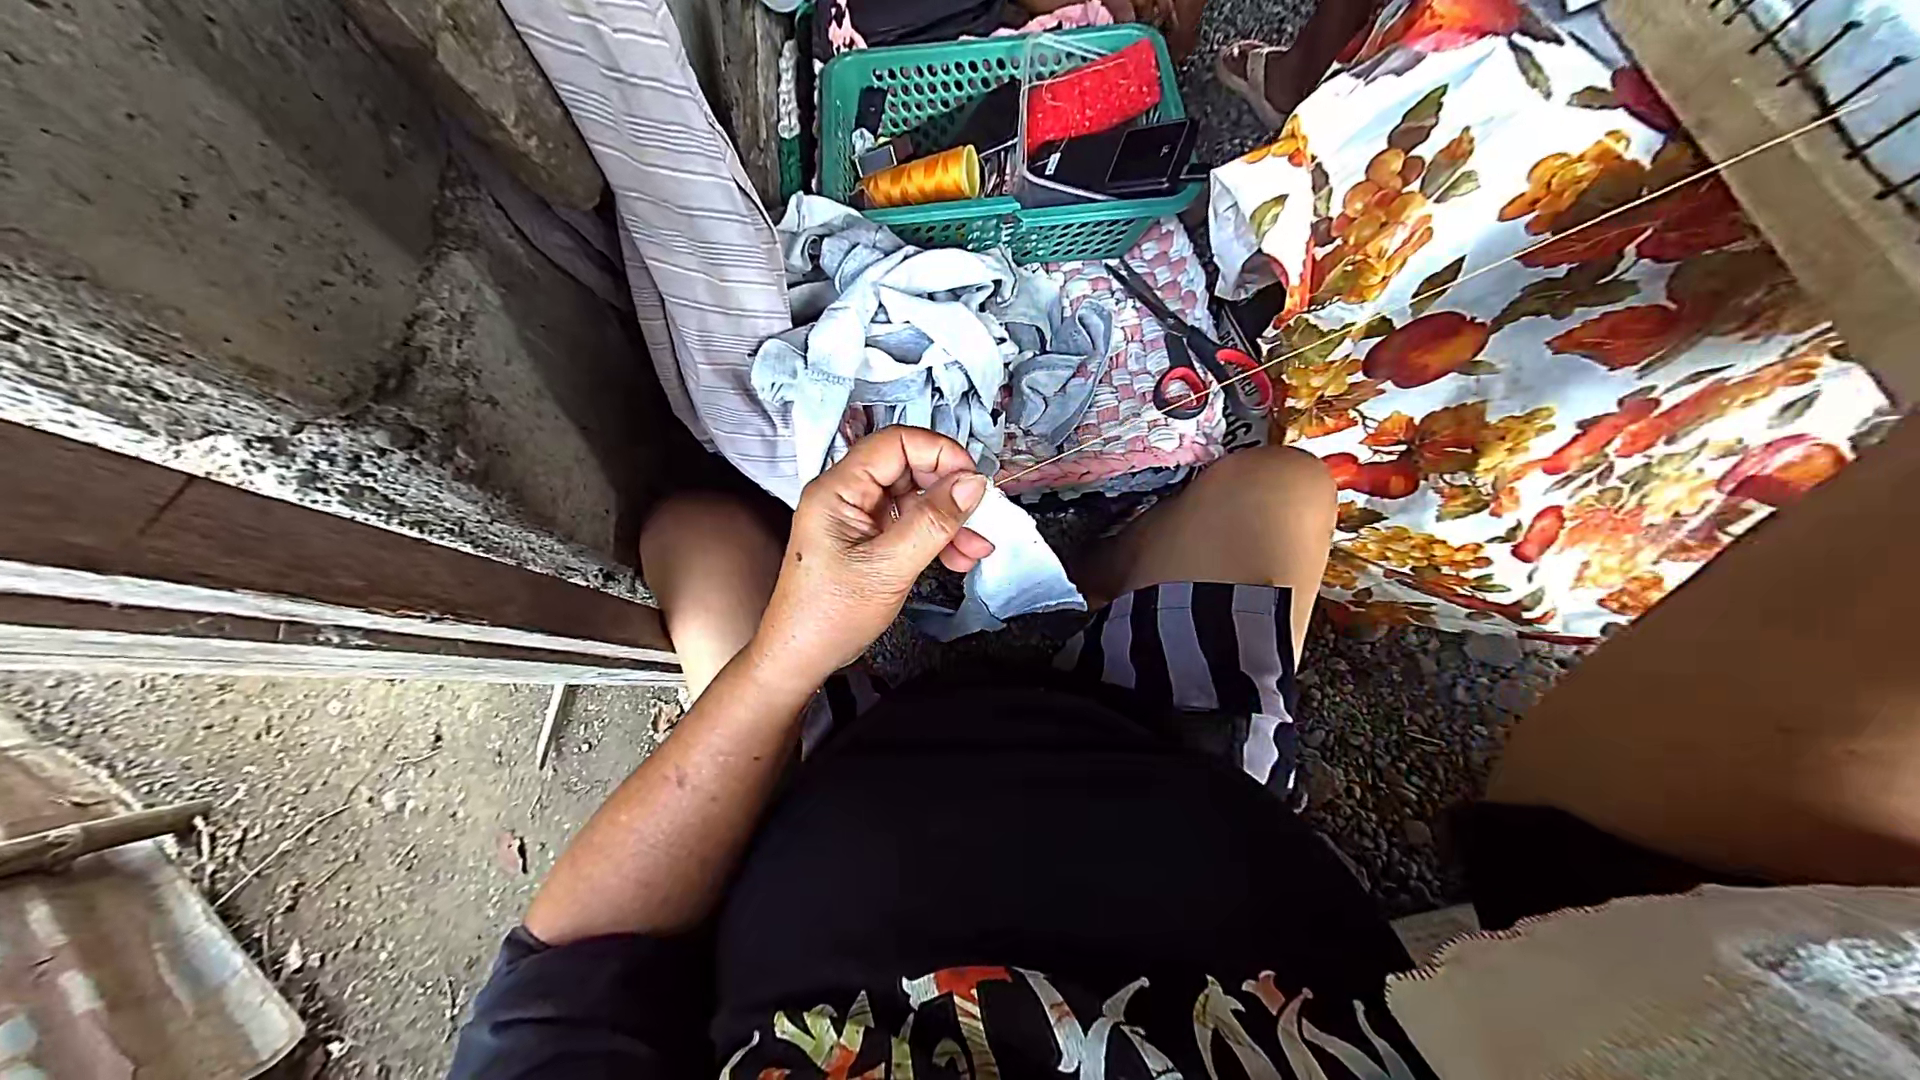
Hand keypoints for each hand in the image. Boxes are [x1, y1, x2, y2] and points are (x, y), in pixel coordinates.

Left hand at [749, 428, 994, 683]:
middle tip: (977, 512)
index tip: (970, 477)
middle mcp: (846, 495)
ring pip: (915, 497)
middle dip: (949, 490)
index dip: (939, 453)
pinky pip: (911, 522)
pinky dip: (937, 536)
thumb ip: (933, 522)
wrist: (803, 655)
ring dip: (949, 518)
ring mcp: (858, 516)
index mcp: (837, 490)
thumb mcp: (888, 567)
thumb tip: (969, 484)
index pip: (895, 443)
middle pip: (909, 467)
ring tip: (974, 544)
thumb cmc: (824, 616)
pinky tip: (957, 554)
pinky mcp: (869, 537)